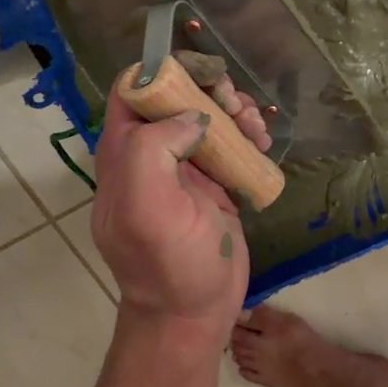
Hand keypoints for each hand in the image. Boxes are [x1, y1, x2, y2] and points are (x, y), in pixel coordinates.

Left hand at [90, 79, 270, 341]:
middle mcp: (150, 155)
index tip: (206, 79)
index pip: (132, 91)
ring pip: (208, 118)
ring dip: (236, 114)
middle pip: (178, 98)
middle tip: (238, 107)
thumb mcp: (145, 209)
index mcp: (124, 155)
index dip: (166, 74)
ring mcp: (184, 170)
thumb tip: (191, 116)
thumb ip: (152, 150)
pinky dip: (248, 137)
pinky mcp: (213, 184)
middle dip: (211, 92)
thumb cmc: (168, 263)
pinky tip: (264, 146)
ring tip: (257, 130)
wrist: (193, 312)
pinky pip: (229, 145)